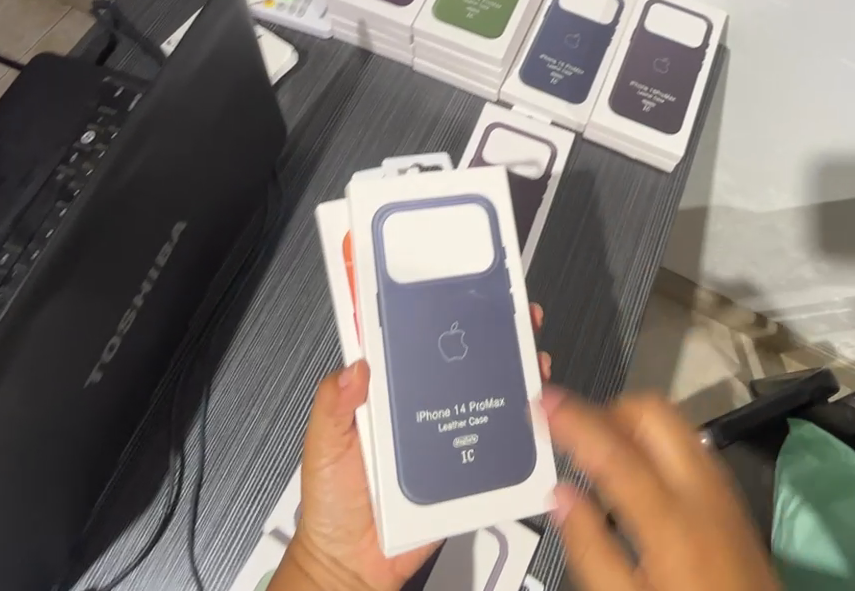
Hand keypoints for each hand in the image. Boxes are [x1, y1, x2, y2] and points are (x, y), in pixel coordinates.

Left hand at [274, 306, 550, 590]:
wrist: (354, 566)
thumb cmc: (332, 505)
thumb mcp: (323, 445)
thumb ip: (333, 405)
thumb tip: (355, 366)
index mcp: (384, 392)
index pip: (412, 343)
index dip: (433, 314)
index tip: (454, 291)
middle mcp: (418, 406)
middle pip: (457, 361)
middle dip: (488, 335)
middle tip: (514, 315)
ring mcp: (443, 434)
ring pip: (481, 396)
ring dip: (510, 375)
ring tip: (530, 356)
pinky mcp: (461, 468)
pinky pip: (492, 444)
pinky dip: (516, 430)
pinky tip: (531, 414)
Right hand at [544, 389, 777, 590]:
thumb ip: (591, 551)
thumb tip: (561, 495)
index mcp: (671, 523)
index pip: (613, 449)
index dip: (572, 420)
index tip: (542, 404)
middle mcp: (703, 493)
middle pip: (652, 413)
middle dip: (608, 411)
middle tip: (576, 434)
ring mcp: (723, 494)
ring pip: (675, 421)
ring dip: (632, 423)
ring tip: (599, 449)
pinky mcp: (732, 503)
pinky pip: (691, 445)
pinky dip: (656, 441)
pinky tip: (636, 470)